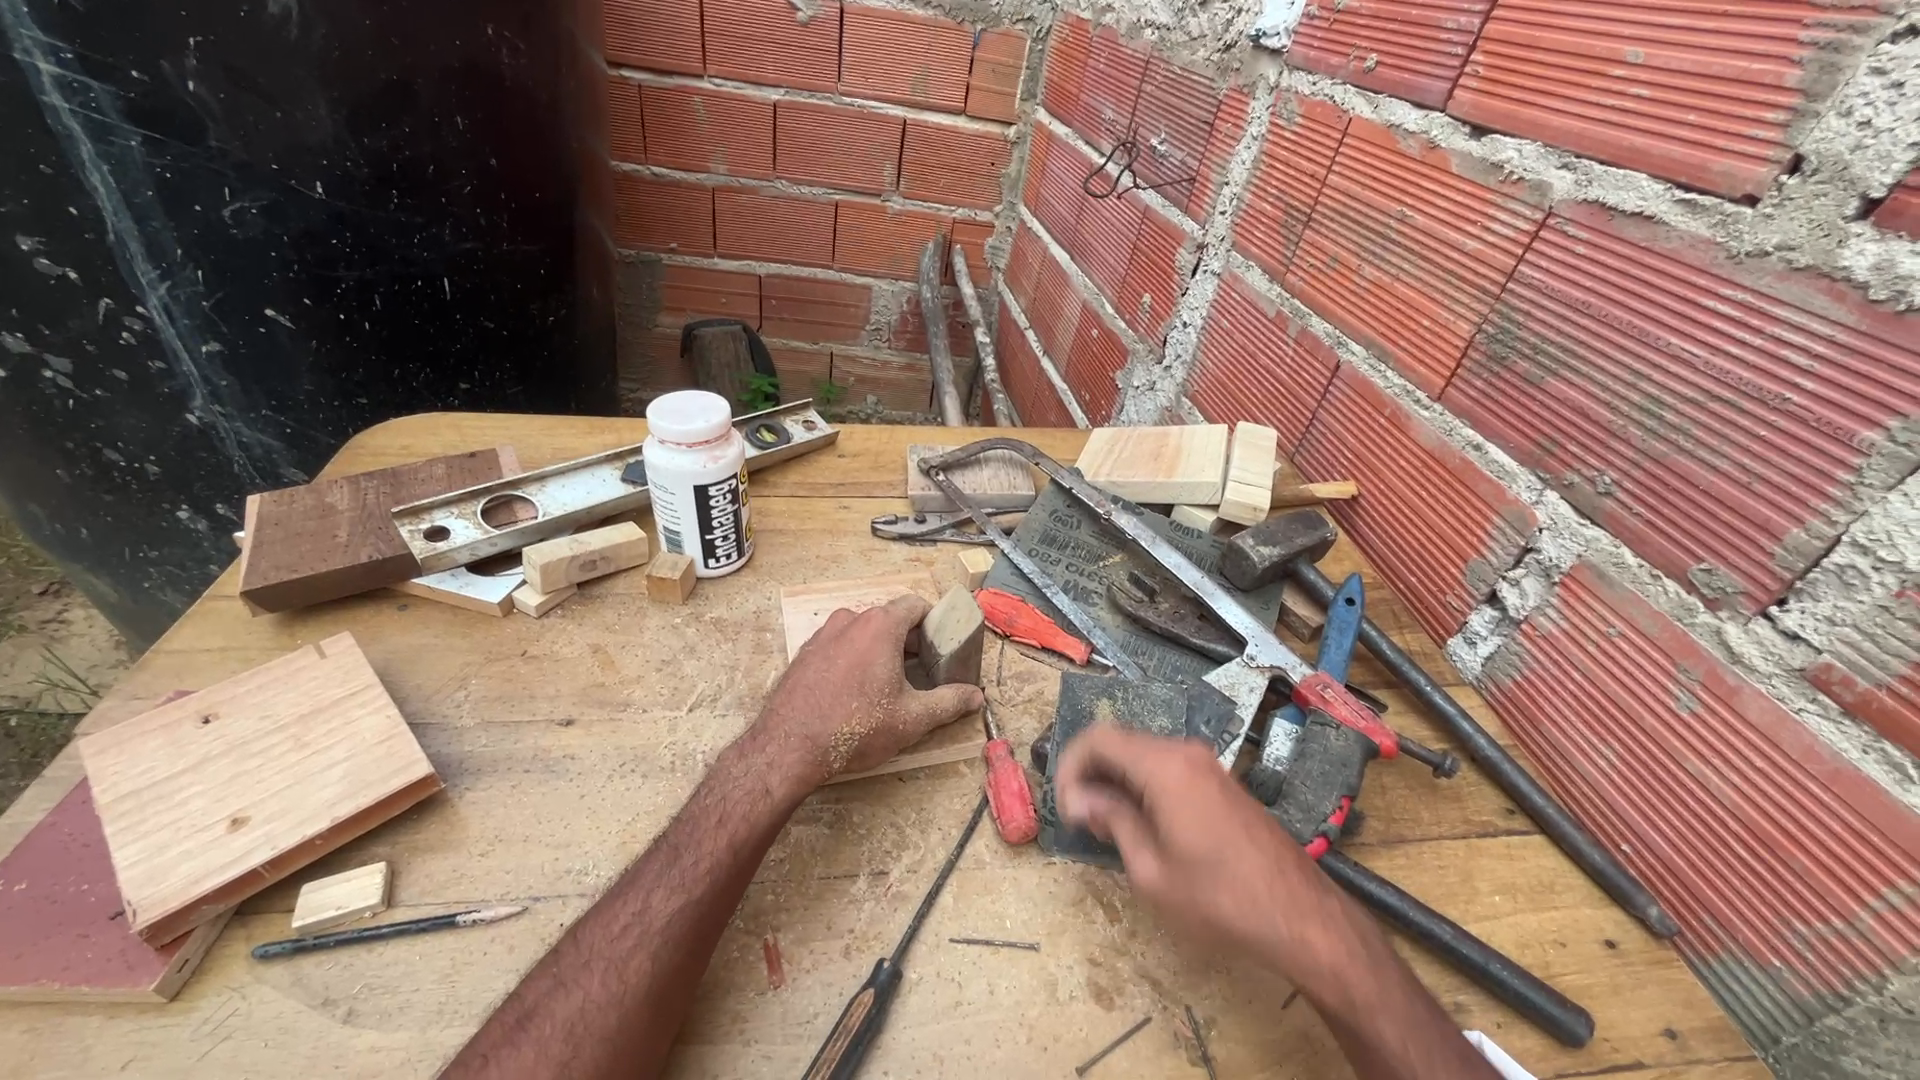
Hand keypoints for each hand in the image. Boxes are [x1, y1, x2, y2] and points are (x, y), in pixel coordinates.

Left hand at [755, 595, 983, 786]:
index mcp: (879, 625)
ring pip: (864, 634)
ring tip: (891, 687)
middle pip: (890, 619)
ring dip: (882, 652)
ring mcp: (823, 635)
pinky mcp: (805, 654)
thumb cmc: (855, 728)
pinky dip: (855, 660)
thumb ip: (949, 702)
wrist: (788, 748)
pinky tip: (857, 694)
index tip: (943, 650)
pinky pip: (840, 647)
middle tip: (924, 674)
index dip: (935, 624)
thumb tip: (976, 697)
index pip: (916, 605)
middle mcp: (850, 620)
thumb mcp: (912, 718)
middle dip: (911, 643)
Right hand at [1054, 723, 1346, 980]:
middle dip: (1090, 773)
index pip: (1098, 738)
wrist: (1299, 914)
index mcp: (1164, 765)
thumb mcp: (1150, 869)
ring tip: (1106, 826)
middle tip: (1081, 819)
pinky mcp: (1218, 781)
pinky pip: (1165, 767)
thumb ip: (1112, 821)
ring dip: (1115, 780)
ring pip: (1141, 754)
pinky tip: (1140, 823)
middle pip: (1119, 741)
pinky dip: (1141, 785)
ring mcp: (1206, 763)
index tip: (1066, 807)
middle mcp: (1184, 751)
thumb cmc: (1219, 897)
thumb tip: (1083, 800)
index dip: (1069, 766)